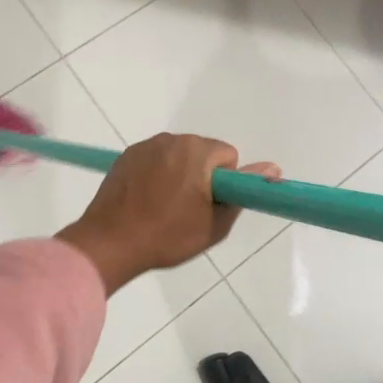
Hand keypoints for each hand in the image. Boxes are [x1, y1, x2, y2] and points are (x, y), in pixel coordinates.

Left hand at [55, 133, 278, 294]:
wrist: (110, 243)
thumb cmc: (167, 235)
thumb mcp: (215, 223)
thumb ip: (243, 193)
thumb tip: (272, 168)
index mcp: (195, 150)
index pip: (227, 157)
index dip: (225, 183)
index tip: (210, 206)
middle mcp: (169, 140)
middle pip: (201, 153)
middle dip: (201, 176)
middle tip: (188, 211)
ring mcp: (143, 147)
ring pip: (175, 157)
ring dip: (177, 175)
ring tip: (164, 209)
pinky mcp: (123, 158)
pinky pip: (152, 162)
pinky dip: (155, 176)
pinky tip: (145, 203)